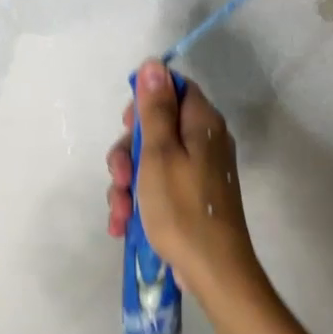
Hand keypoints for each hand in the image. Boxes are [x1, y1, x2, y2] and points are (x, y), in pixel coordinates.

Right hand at [106, 60, 266, 302]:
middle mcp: (205, 142)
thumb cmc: (182, 208)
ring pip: (152, 162)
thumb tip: (154, 64)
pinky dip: (140, 202)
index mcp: (202, 123)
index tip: (127, 126)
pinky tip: (124, 226)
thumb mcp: (159, 154)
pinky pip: (160, 188)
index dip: (145, 103)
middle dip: (128, 153)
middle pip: (157, 128)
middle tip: (119, 178)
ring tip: (120, 212)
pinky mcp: (193, 198)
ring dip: (128, 185)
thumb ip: (155, 108)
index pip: (174, 90)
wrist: (213, 269)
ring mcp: (200, 172)